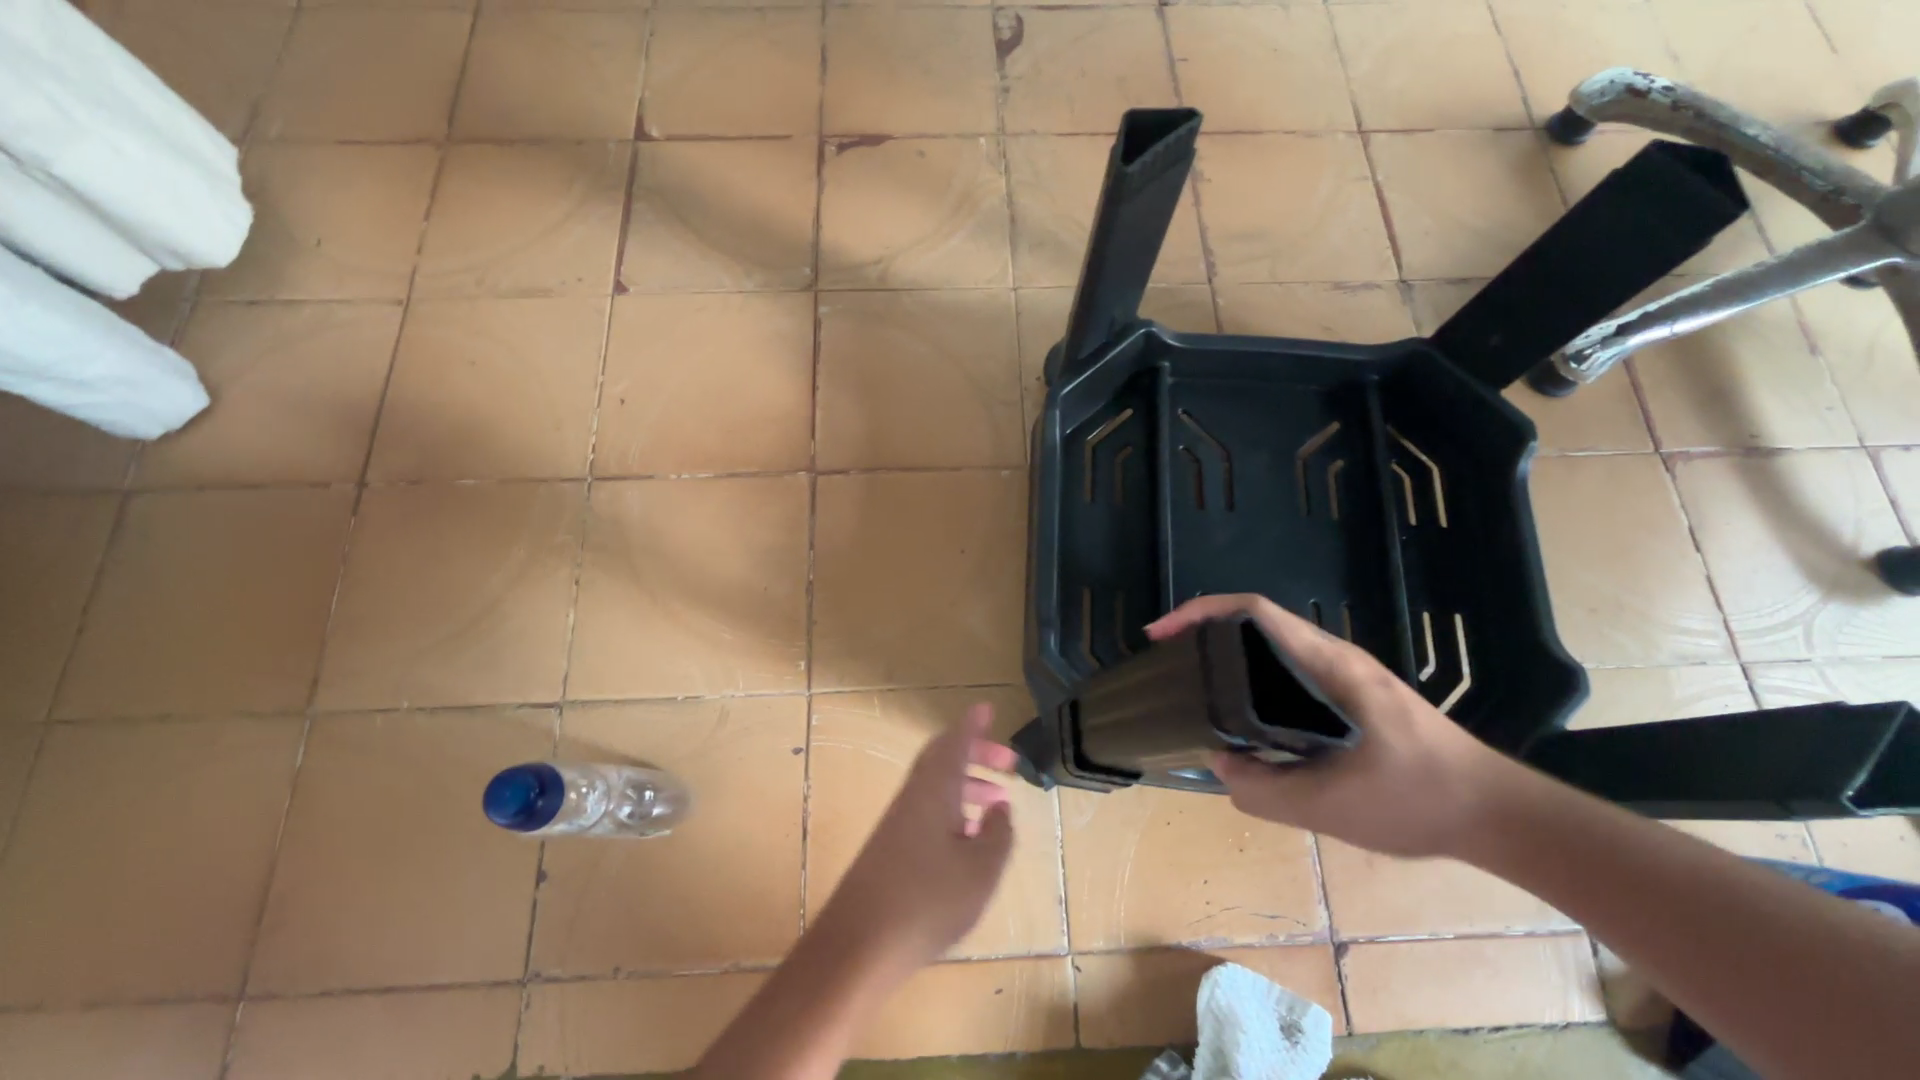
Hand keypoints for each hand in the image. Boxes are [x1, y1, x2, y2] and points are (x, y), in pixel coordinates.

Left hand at [812, 703, 1017, 977]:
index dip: (972, 726)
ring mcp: (896, 826)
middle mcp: (911, 800)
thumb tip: (1000, 808)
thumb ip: (998, 835)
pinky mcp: (888, 852)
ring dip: (966, 787)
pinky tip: (968, 842)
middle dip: (974, 756)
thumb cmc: (928, 901)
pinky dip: (952, 813)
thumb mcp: (981, 870)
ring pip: (934, 790)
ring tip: (997, 804)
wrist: (859, 945)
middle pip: (942, 762)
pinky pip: (925, 814)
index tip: (986, 708)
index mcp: (933, 792)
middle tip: (1007, 764)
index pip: (953, 744)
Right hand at [1146, 593, 1521, 858]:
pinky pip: (1289, 680)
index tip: (1161, 636)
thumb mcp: (1328, 806)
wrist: (1493, 811)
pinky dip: (1254, 689)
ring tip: (1196, 696)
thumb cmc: (1416, 799)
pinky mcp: (1354, 700)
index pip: (1254, 612)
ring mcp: (1347, 678)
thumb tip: (1219, 763)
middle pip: (1256, 625)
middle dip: (1205, 636)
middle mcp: (1335, 659)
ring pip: (1273, 654)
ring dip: (1230, 664)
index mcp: (1329, 666)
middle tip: (1169, 669)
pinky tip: (1245, 726)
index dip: (1201, 612)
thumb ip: (1262, 789)